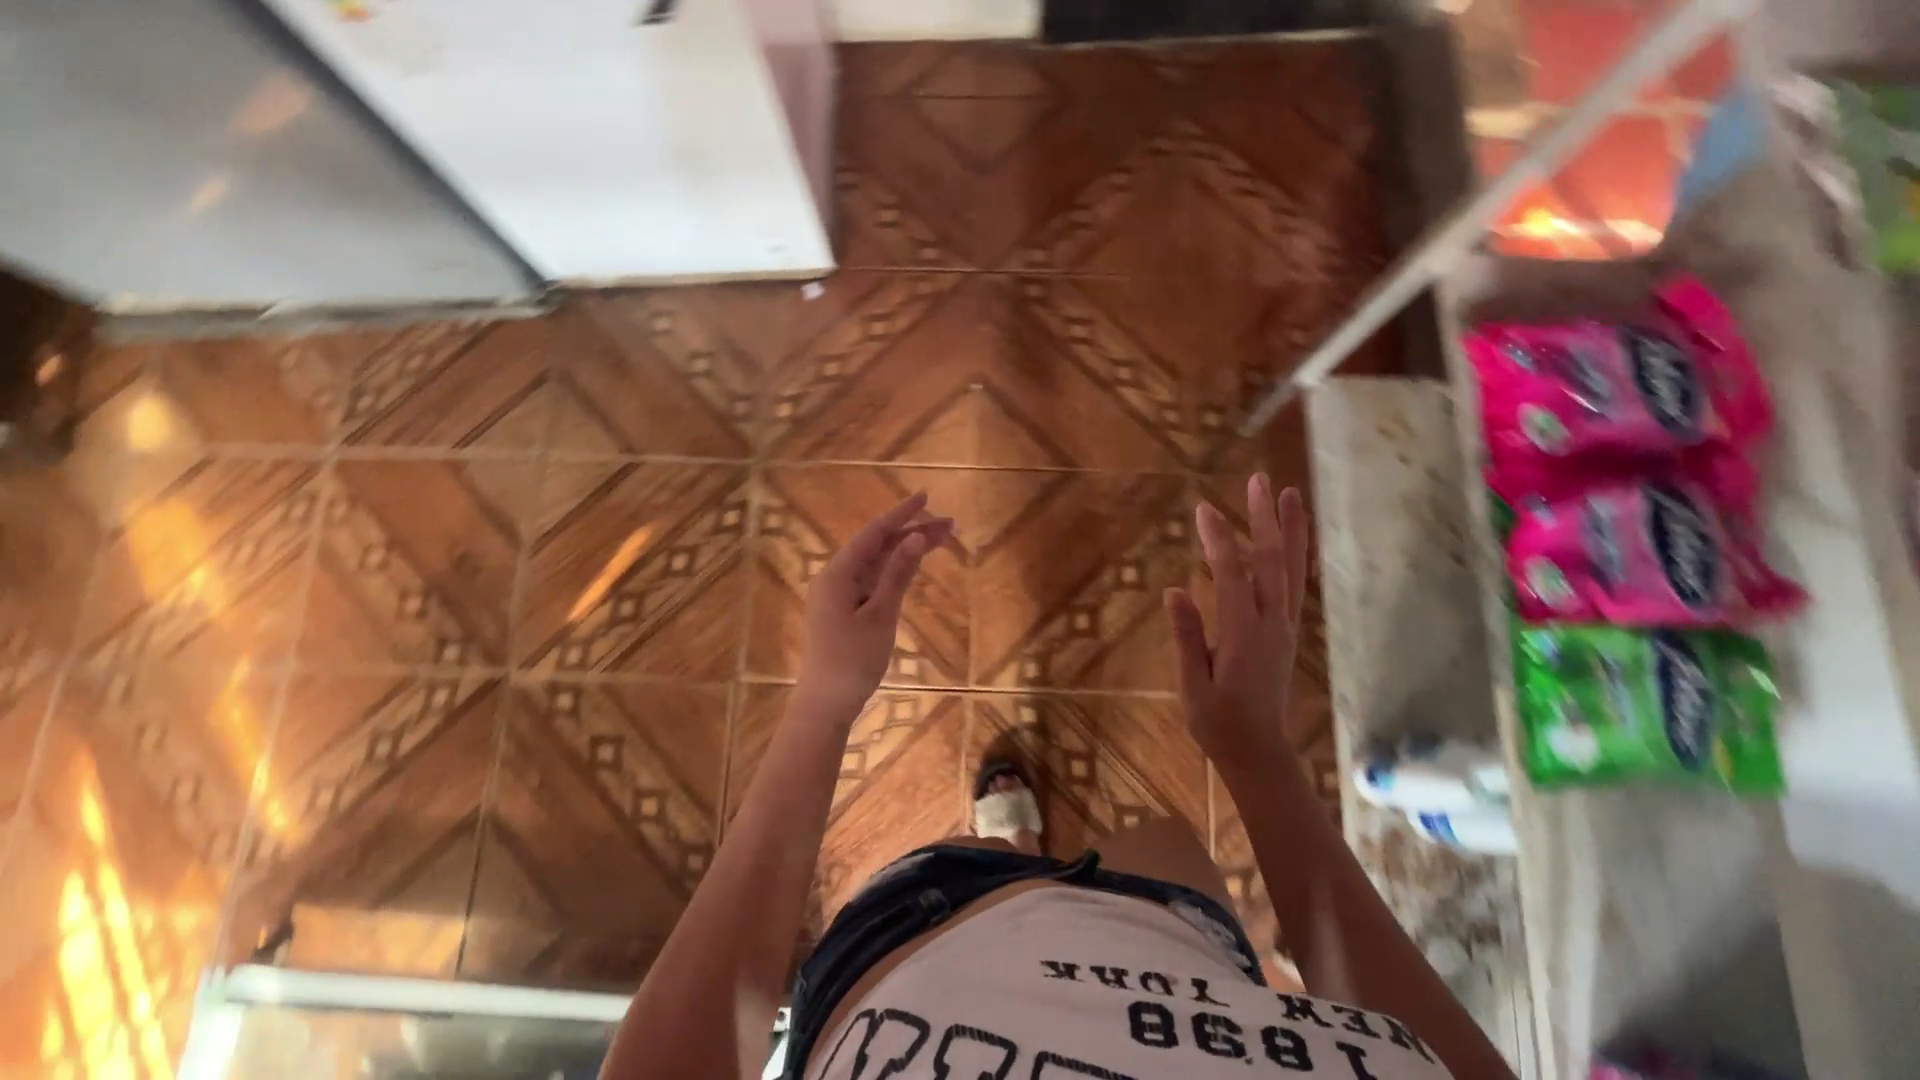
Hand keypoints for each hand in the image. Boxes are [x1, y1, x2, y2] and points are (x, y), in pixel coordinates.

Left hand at [797, 491, 952, 715]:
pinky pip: (871, 581)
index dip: (901, 514)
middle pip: (876, 546)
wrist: (826, 704)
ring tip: (941, 540)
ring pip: (876, 563)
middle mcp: (835, 578)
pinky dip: (894, 571)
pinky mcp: (844, 611)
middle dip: (911, 533)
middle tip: (950, 525)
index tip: (926, 497)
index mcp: (837, 573)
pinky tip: (913, 565)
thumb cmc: (852, 660)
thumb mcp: (881, 616)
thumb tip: (915, 538)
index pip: (873, 533)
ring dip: (906, 551)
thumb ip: (898, 574)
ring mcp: (838, 595)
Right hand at [1164, 473, 1310, 771]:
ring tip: (1288, 494)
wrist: (1257, 750)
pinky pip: (1294, 585)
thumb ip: (1187, 637)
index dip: (1218, 540)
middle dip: (1264, 519)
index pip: (1232, 576)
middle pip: (1271, 562)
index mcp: (1244, 634)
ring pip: (1291, 570)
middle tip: (1258, 480)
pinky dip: (1293, 556)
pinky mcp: (1287, 632)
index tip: (1203, 509)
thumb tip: (1174, 591)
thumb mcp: (1193, 684)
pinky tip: (1288, 539)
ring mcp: (1284, 627)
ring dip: (1289, 530)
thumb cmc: (1217, 721)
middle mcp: (1272, 624)